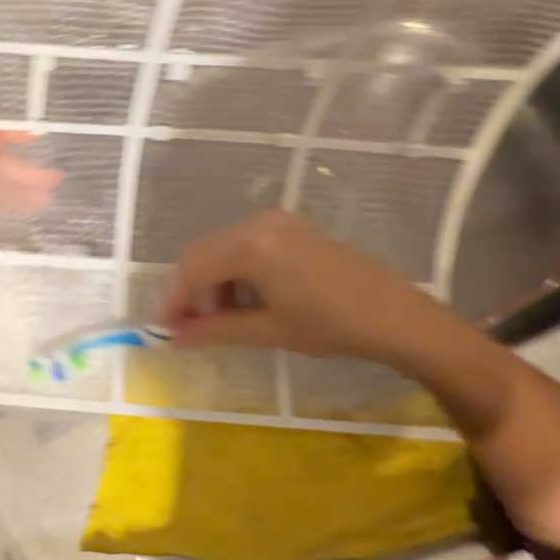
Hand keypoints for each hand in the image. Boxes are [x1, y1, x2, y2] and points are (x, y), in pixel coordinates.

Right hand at [157, 210, 467, 371]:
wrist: (396, 317)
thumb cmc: (330, 326)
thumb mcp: (268, 330)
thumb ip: (215, 329)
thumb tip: (174, 337)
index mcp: (250, 245)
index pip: (192, 268)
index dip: (174, 300)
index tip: (163, 329)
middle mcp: (258, 223)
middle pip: (203, 253)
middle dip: (190, 290)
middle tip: (186, 327)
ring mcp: (277, 222)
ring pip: (223, 249)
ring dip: (213, 282)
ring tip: (219, 320)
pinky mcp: (292, 228)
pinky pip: (247, 245)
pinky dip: (236, 272)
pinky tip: (247, 302)